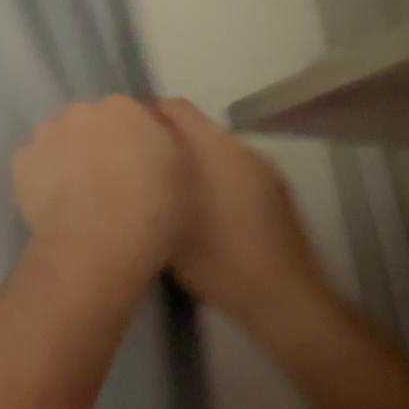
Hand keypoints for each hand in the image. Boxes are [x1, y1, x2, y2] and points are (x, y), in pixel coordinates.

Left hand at [11, 96, 195, 294]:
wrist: (96, 245)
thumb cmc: (152, 212)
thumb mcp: (180, 170)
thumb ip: (161, 141)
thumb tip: (145, 138)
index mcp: (124, 108)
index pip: (126, 114)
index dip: (131, 141)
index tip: (135, 167)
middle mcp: (80, 111)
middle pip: (88, 122)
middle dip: (95, 144)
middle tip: (106, 181)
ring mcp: (46, 134)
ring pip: (58, 140)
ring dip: (66, 158)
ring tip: (78, 196)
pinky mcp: (20, 160)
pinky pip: (35, 164)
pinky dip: (42, 177)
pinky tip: (55, 204)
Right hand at [152, 99, 328, 327]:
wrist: (284, 300)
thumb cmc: (218, 260)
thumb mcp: (168, 222)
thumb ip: (150, 183)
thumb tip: (134, 160)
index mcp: (216, 149)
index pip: (175, 108)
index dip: (146, 115)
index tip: (124, 138)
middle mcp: (243, 150)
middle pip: (196, 128)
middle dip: (168, 141)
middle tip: (141, 168)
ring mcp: (266, 171)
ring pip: (217, 152)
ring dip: (193, 162)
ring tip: (170, 191)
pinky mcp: (278, 193)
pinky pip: (236, 171)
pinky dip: (216, 179)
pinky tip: (205, 212)